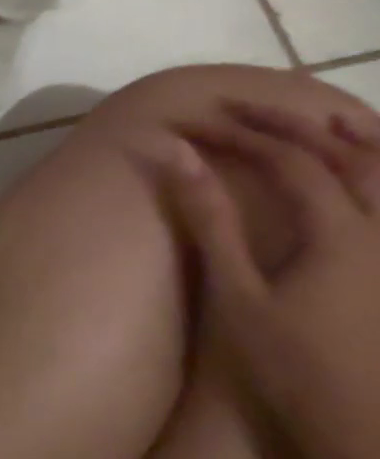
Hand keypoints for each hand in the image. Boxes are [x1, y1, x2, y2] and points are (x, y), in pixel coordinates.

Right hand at [163, 100, 379, 458]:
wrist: (365, 436)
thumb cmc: (294, 364)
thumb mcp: (238, 293)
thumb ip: (209, 219)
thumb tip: (174, 152)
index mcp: (343, 237)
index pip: (290, 161)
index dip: (237, 135)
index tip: (187, 125)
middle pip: (352, 158)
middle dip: (293, 124)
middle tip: (240, 109)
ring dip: (359, 144)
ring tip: (326, 121)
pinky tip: (367, 178)